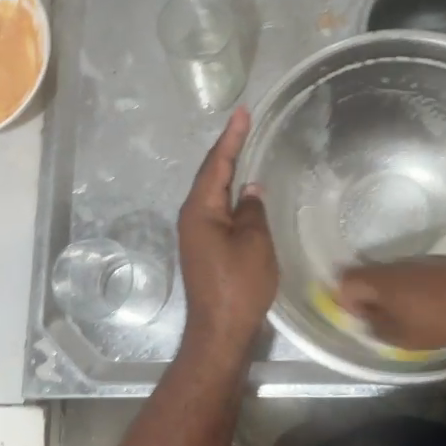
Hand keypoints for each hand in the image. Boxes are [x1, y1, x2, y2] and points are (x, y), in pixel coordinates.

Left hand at [178, 108, 276, 346]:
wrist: (220, 332)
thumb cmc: (238, 286)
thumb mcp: (254, 244)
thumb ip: (252, 211)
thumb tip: (250, 190)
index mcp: (200, 210)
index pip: (217, 164)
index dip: (232, 137)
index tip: (242, 112)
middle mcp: (192, 217)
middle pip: (211, 175)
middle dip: (228, 149)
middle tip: (244, 124)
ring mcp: (196, 235)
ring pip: (213, 194)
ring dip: (228, 172)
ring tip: (244, 148)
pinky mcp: (205, 249)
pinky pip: (218, 211)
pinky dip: (230, 195)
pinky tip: (243, 193)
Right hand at [335, 257, 445, 349]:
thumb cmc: (442, 317)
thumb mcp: (403, 337)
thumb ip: (377, 328)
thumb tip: (367, 319)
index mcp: (377, 278)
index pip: (344, 281)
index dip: (345, 302)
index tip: (360, 321)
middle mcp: (394, 263)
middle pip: (370, 278)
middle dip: (372, 301)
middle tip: (385, 326)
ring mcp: (420, 260)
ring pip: (395, 278)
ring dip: (397, 298)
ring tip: (414, 322)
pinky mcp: (442, 263)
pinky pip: (418, 278)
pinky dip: (419, 294)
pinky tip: (437, 311)